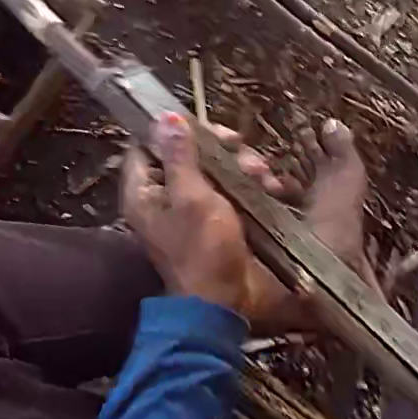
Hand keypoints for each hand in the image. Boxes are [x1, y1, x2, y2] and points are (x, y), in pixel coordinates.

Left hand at [121, 113, 278, 319]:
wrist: (227, 301)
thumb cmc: (202, 248)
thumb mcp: (192, 196)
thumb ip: (180, 156)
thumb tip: (164, 117)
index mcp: (145, 192)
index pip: (147, 146)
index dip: (173, 131)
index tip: (202, 125)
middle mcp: (166, 197)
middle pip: (188, 154)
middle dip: (219, 148)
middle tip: (240, 145)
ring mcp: (195, 208)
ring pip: (217, 169)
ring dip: (243, 166)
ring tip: (262, 176)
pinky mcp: (221, 218)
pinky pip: (235, 189)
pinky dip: (253, 185)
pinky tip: (272, 188)